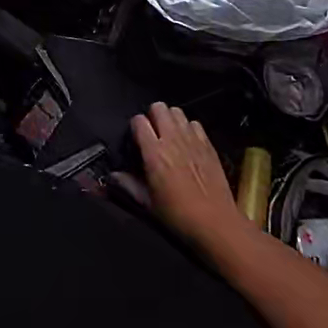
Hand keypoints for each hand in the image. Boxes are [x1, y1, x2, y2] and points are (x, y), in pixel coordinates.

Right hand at [129, 102, 248, 247]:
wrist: (214, 221)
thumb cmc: (177, 215)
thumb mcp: (147, 203)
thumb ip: (128, 185)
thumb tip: (113, 176)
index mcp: (154, 153)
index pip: (139, 121)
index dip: (135, 126)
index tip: (135, 138)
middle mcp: (172, 139)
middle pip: (159, 107)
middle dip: (152, 116)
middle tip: (152, 133)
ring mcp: (192, 138)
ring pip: (177, 111)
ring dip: (170, 119)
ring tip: (169, 134)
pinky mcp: (208, 143)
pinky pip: (195, 123)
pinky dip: (188, 127)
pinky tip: (187, 141)